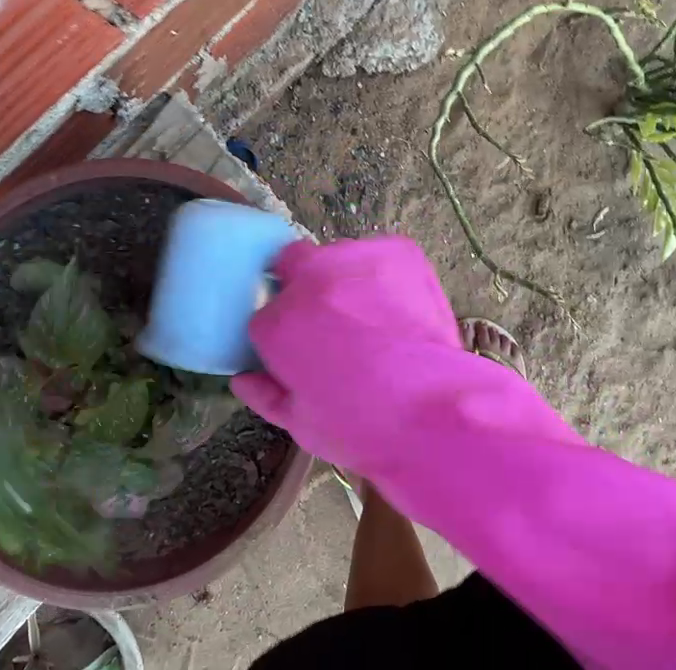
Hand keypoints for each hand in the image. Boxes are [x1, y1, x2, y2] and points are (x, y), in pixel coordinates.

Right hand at [232, 237, 474, 476]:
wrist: (432, 407)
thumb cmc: (361, 426)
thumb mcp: (301, 424)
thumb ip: (266, 394)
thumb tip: (243, 378)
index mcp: (276, 322)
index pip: (264, 315)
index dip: (284, 332)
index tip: (304, 350)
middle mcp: (308, 278)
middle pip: (293, 263)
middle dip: (303, 285)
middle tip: (330, 322)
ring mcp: (353, 258)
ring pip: (338, 257)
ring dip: (344, 279)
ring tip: (373, 318)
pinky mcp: (395, 250)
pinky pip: (378, 254)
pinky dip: (383, 273)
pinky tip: (398, 306)